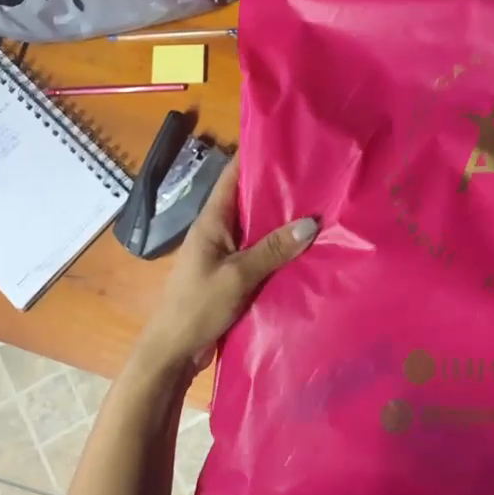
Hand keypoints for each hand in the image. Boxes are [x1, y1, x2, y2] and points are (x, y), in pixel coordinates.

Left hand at [131, 155, 317, 378]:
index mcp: (212, 221)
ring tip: (321, 206)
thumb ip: (273, 249)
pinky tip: (306, 248)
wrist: (172, 353)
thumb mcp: (238, 276)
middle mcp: (218, 230)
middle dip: (279, 187)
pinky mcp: (233, 275)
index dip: (256, 156)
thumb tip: (311, 222)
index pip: (233, 175)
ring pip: (257, 227)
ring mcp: (225, 253)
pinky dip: (280, 247)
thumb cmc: (198, 307)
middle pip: (250, 199)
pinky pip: (260, 253)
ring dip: (282, 220)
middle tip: (318, 175)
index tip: (287, 141)